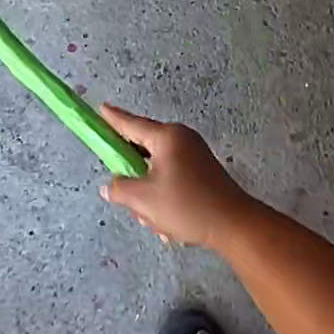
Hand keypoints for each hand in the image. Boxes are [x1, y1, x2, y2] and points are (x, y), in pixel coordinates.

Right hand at [99, 106, 260, 249]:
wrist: (233, 225)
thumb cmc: (187, 206)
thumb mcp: (143, 200)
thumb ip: (119, 189)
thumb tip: (110, 186)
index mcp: (167, 137)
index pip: (131, 124)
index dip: (112, 119)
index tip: (100, 109)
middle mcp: (182, 139)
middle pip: (143, 151)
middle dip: (133, 178)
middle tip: (132, 200)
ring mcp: (194, 155)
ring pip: (156, 172)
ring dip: (150, 196)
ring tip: (157, 220)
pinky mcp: (202, 173)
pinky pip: (172, 181)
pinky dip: (166, 200)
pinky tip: (171, 224)